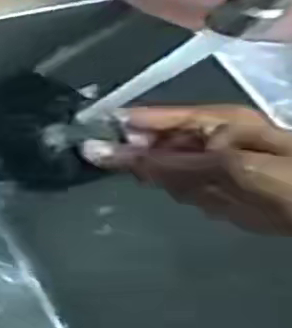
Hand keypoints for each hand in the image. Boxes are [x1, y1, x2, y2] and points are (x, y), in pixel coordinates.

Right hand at [82, 105, 291, 235]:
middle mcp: (214, 137)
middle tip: (194, 185)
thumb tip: (89, 149)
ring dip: (191, 192)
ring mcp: (221, 163)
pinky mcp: (228, 188)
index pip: (138, 119)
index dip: (116, 135)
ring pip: (169, 177)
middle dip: (163, 172)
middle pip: (150, 151)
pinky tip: (238, 208)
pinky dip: (210, 204)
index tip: (97, 154)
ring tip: (229, 200)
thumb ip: (160, 161)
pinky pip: (194, 195)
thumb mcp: (232, 169)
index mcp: (216, 121)